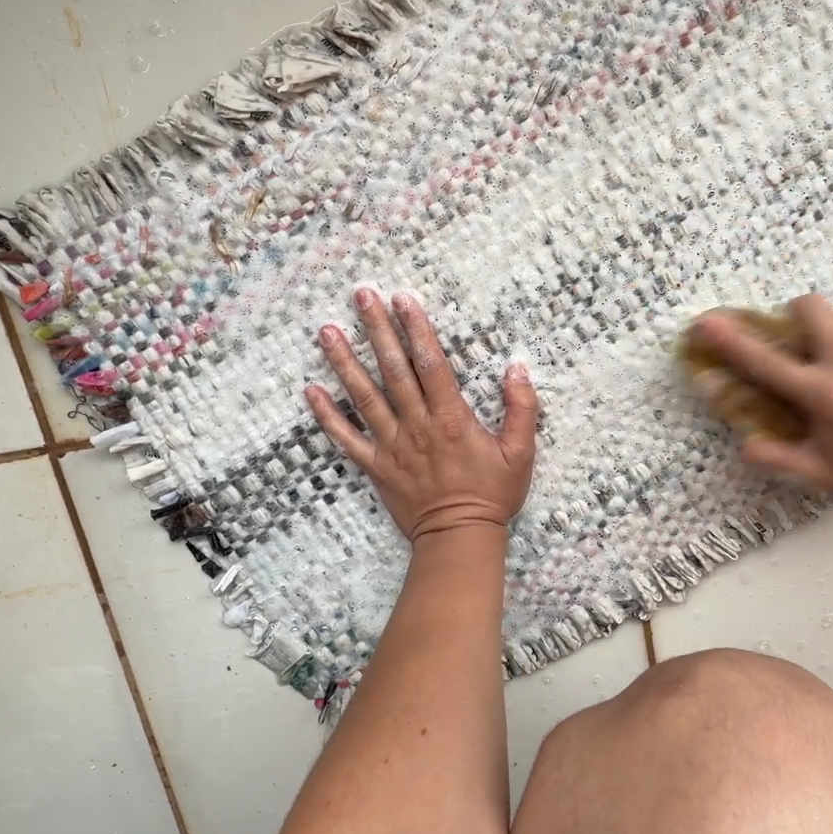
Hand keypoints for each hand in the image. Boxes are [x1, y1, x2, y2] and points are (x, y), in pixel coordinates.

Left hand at [305, 288, 539, 543]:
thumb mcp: (522, 453)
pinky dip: (326, 416)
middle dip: (377, 329)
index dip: (416, 328)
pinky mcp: (376, 467)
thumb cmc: (493, 495)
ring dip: (344, 362)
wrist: (459, 538)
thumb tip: (517, 367)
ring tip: (327, 330)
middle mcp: (417, 426)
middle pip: (393, 370)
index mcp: (451, 419)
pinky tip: (310, 391)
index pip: (430, 363)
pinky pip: (346, 439)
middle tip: (362, 295)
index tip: (403, 298)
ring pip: (364, 397)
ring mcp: (392, 446)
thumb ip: (522, 408)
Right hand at [692, 295, 832, 509]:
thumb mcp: (819, 473)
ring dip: (826, 338)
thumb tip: (744, 444)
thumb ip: (776, 457)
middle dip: (792, 314)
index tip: (707, 321)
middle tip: (793, 342)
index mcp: (824, 394)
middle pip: (811, 307)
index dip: (731, 340)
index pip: (766, 360)